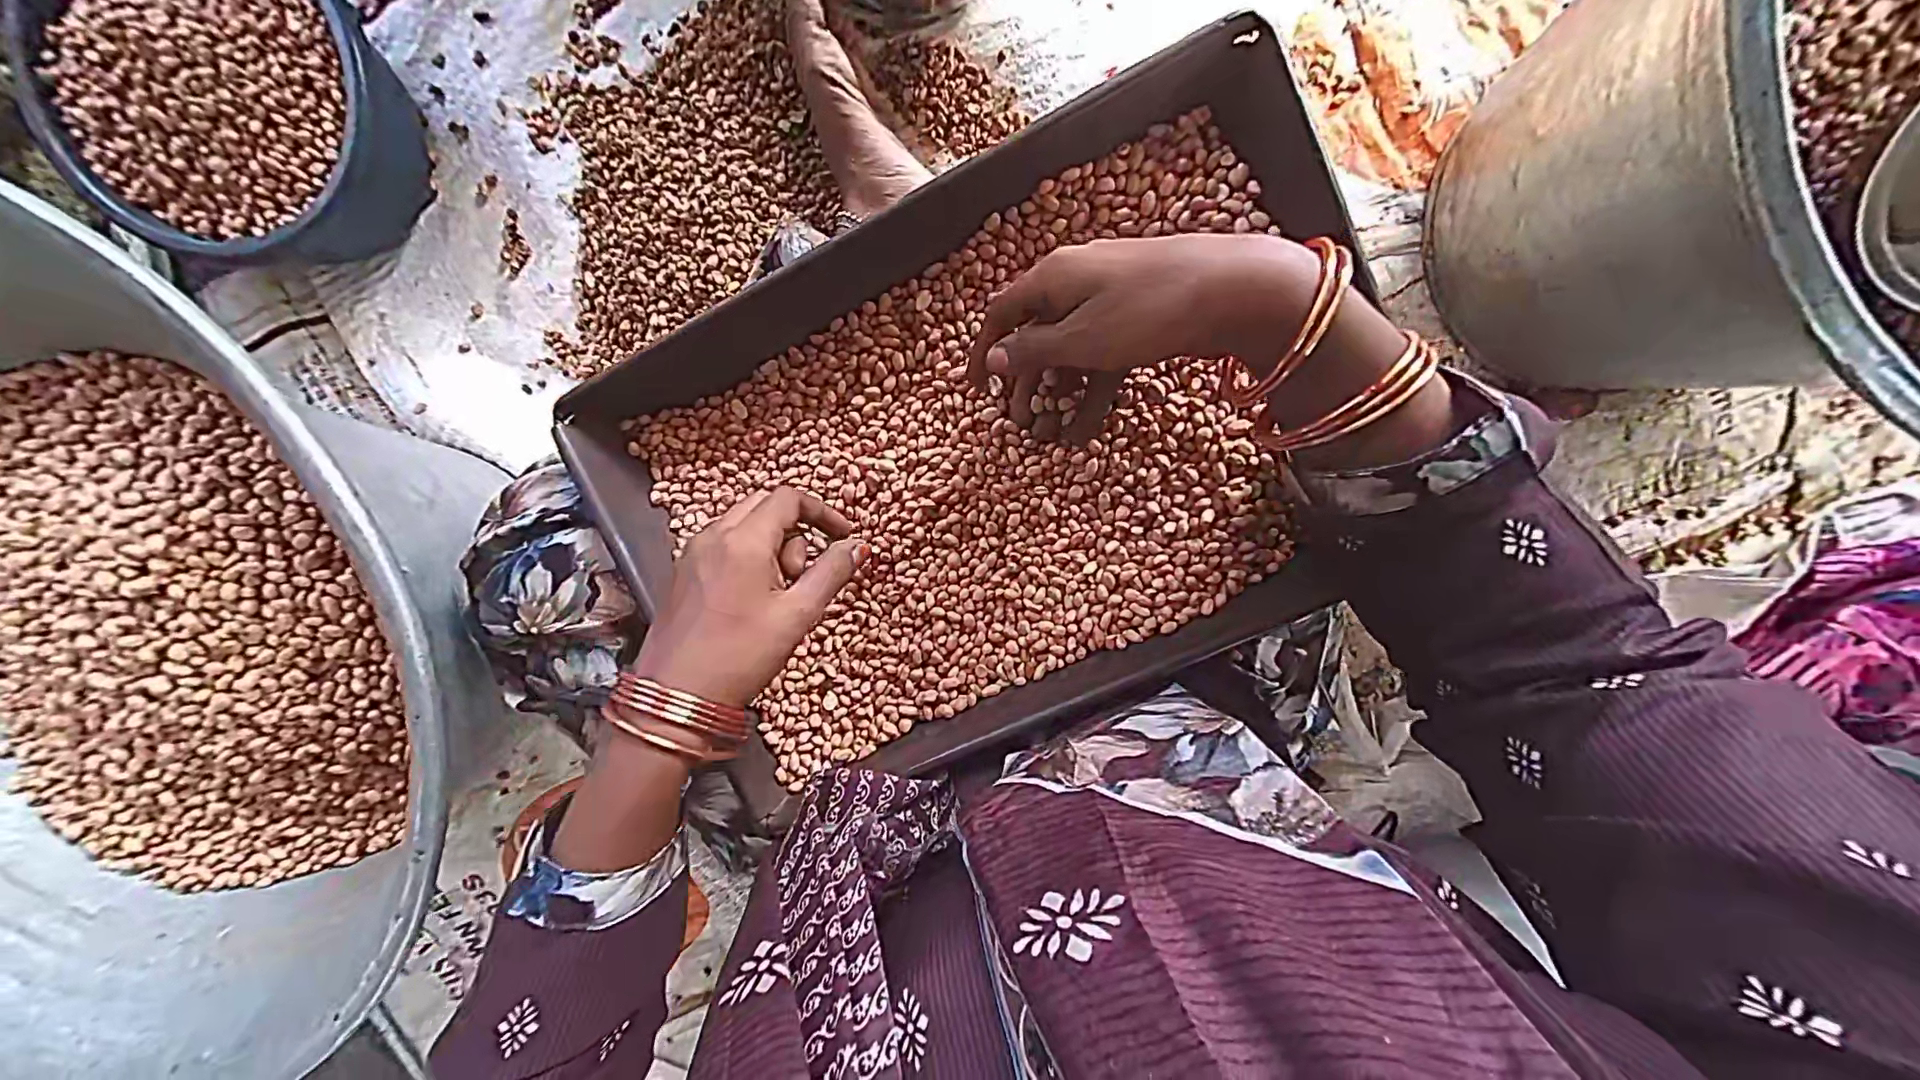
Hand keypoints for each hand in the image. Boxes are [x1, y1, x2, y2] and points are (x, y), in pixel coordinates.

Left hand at [632, 487, 867, 707]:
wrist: (676, 696)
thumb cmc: (739, 657)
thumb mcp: (797, 615)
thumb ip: (832, 573)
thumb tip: (857, 547)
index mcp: (743, 541)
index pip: (789, 499)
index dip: (823, 512)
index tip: (842, 536)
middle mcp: (713, 536)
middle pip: (766, 506)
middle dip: (797, 530)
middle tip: (806, 573)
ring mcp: (694, 553)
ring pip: (746, 525)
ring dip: (774, 546)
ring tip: (780, 593)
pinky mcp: (685, 571)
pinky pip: (726, 545)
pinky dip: (751, 557)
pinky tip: (756, 598)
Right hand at [966, 235, 1323, 442]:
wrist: (1236, 288)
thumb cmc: (1148, 310)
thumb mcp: (1081, 339)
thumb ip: (1032, 351)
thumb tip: (992, 358)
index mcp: (1052, 277)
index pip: (1001, 314)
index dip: (983, 352)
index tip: (975, 388)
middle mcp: (1076, 282)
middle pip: (1035, 334)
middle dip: (1025, 381)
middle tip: (1019, 419)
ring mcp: (1110, 299)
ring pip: (1070, 350)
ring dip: (1059, 391)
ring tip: (1052, 430)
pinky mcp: (1138, 316)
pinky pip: (1103, 354)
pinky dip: (1093, 387)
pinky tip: (1088, 424)